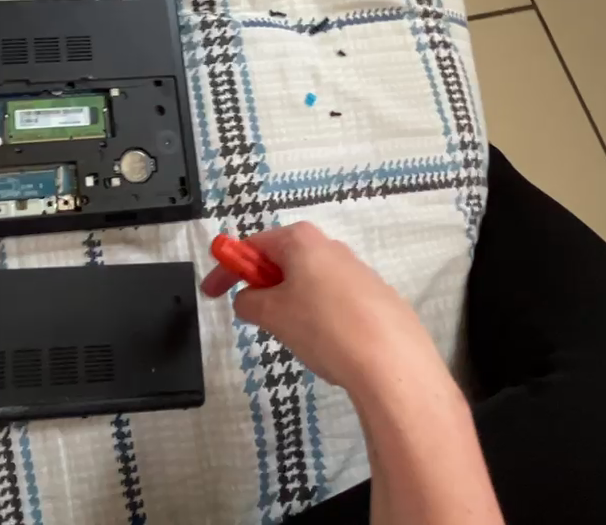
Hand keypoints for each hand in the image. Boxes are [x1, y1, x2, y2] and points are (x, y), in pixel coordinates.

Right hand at [202, 222, 441, 393]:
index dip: (226, 270)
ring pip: (311, 283)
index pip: (251, 247)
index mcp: (300, 240)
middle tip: (256, 317)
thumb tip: (248, 300)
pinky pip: (336, 302)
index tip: (210, 293)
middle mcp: (330, 246)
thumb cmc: (324, 328)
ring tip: (298, 339)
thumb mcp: (272, 316)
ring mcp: (359, 271)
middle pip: (283, 261)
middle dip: (264, 287)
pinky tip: (330, 347)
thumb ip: (249, 302)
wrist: (394, 365)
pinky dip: (322, 317)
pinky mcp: (380, 298)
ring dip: (293, 304)